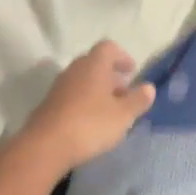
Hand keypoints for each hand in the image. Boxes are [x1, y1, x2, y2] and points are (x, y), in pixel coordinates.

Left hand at [17, 40, 153, 171]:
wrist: (46, 146)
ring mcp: (59, 87)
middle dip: (111, 76)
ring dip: (97, 91)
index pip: (109, 48)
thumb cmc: (90, 125)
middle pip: (94, 64)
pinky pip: (72, 96)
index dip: (122, 57)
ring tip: (110, 111)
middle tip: (123, 93)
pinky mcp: (49, 104)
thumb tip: (148, 87)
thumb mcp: (123, 115)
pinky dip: (84, 102)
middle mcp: (74, 70)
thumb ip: (138, 100)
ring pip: (82, 81)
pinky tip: (91, 122)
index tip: (132, 71)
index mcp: (94, 65)